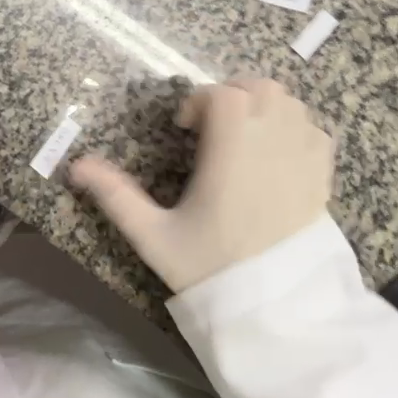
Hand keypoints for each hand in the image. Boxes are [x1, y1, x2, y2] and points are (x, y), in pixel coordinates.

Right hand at [69, 79, 333, 291]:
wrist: (274, 309)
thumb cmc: (210, 267)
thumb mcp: (154, 235)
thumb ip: (116, 196)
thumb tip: (75, 167)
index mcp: (231, 151)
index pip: (223, 95)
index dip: (199, 100)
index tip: (184, 127)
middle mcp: (272, 144)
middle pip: (261, 88)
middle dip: (232, 95)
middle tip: (211, 125)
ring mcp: (304, 159)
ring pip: (291, 104)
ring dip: (263, 107)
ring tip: (241, 137)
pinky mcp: (323, 177)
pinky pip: (315, 130)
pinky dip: (295, 128)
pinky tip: (274, 154)